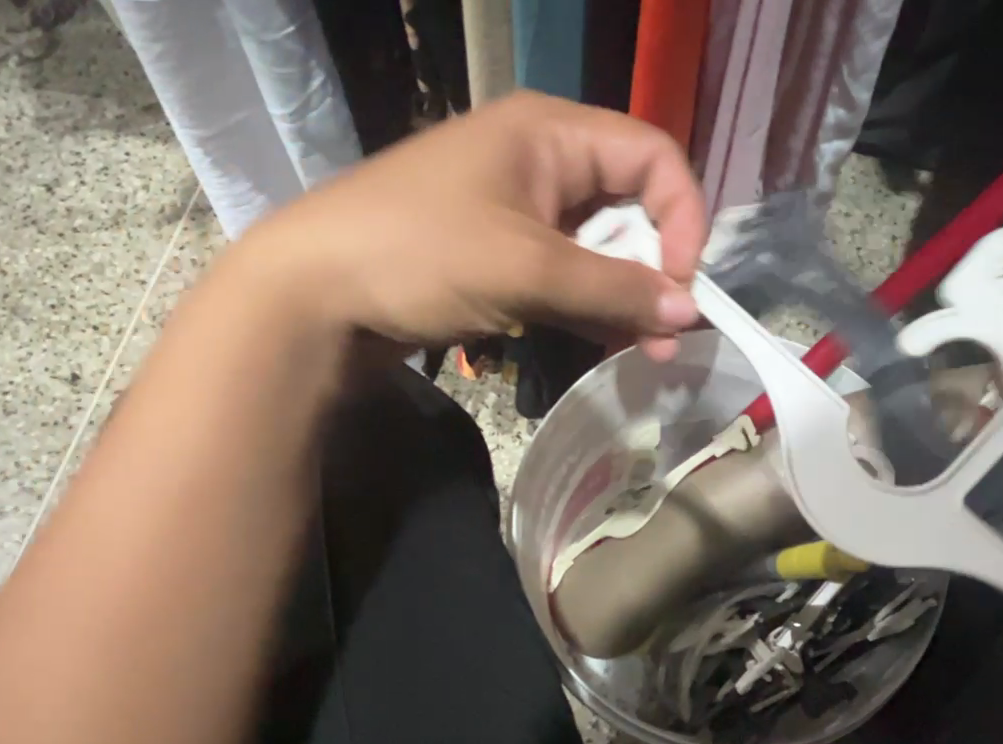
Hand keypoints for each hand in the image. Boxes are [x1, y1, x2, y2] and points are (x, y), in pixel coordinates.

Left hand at [236, 92, 706, 358]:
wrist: (312, 294)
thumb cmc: (419, 255)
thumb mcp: (526, 269)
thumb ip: (613, 289)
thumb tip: (690, 311)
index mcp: (548, 132)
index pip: (651, 156)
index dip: (681, 216)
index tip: (681, 284)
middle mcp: (539, 162)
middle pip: (628, 206)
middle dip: (654, 269)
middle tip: (666, 334)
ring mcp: (515, 213)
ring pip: (596, 249)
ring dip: (624, 298)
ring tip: (644, 352)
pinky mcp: (497, 258)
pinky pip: (562, 277)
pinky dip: (587, 309)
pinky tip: (606, 345)